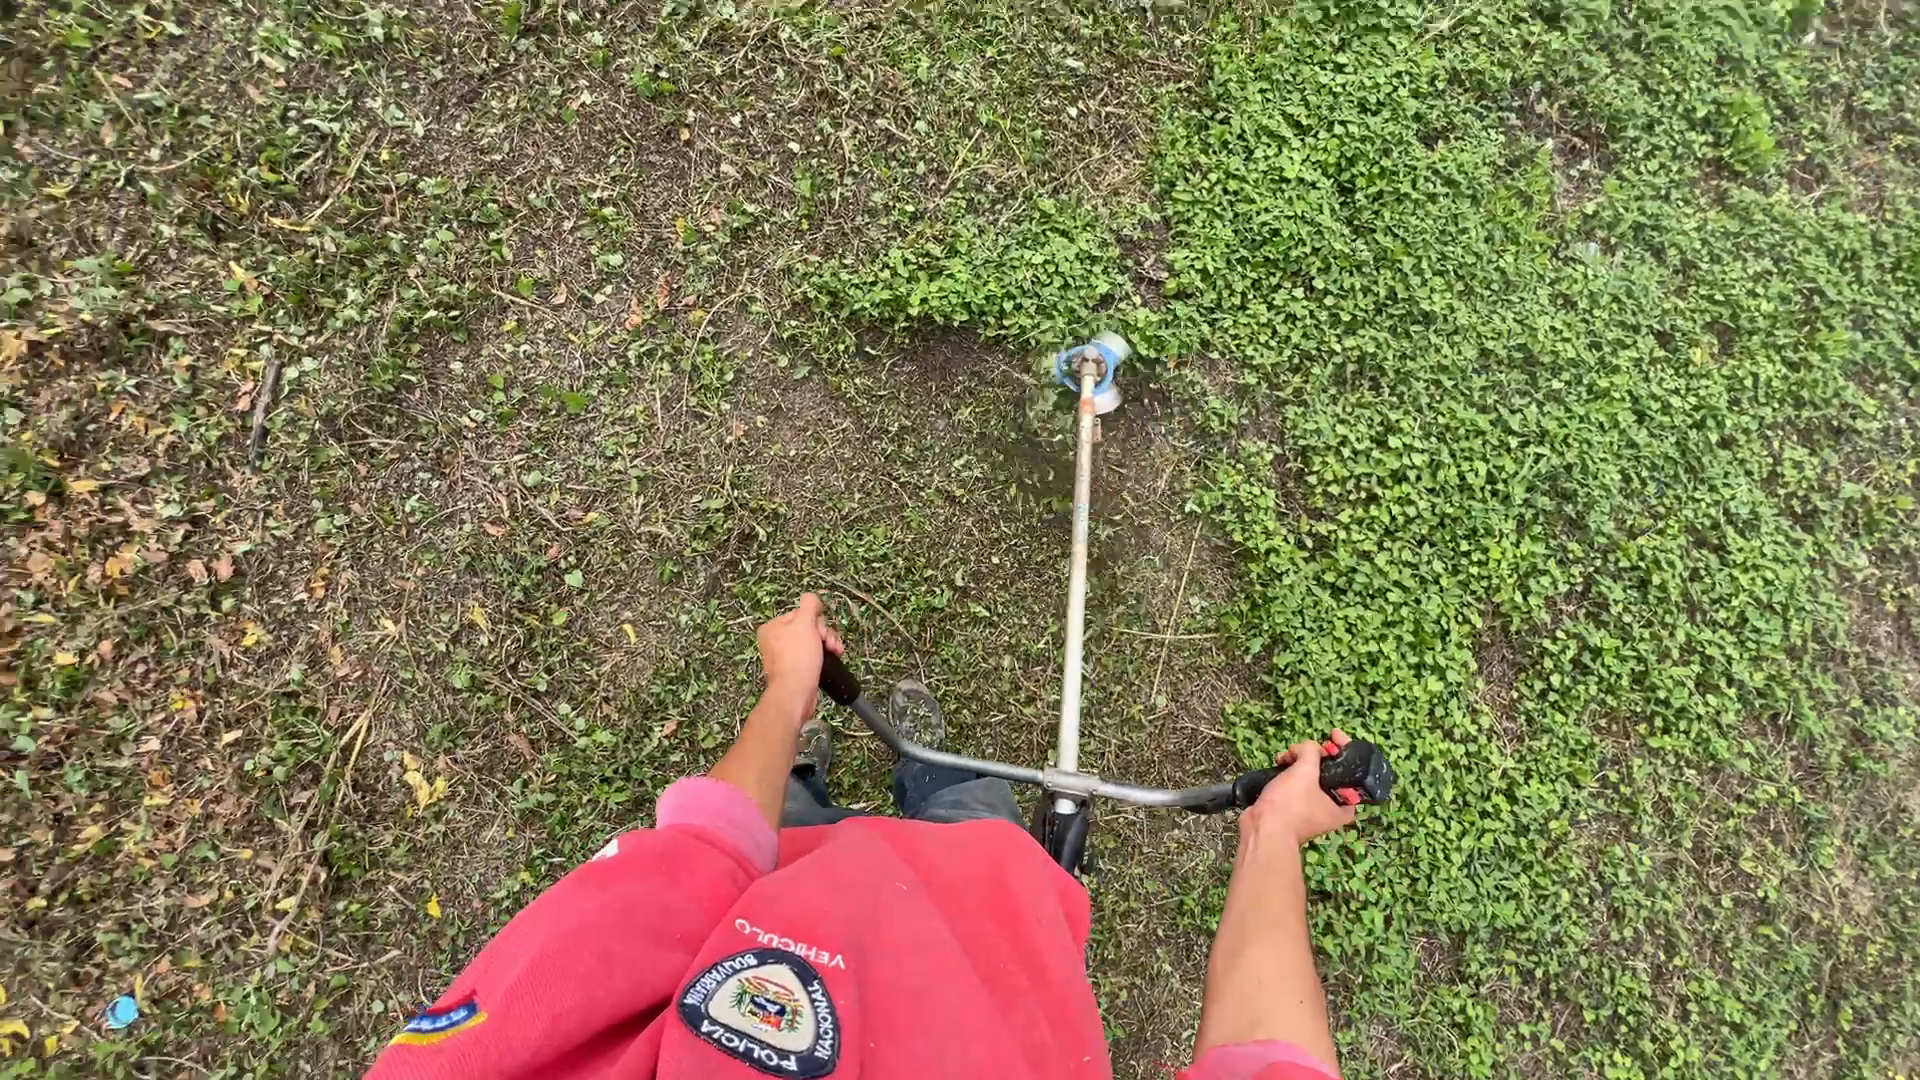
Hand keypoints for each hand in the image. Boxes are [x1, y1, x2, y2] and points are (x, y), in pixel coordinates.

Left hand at [754, 593, 843, 711]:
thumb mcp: (805, 623)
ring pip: (813, 641)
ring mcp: (785, 656)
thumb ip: (809, 604)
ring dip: (827, 645)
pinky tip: (828, 661)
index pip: (802, 614)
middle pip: (808, 627)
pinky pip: (811, 655)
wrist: (796, 693)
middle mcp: (776, 640)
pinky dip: (822, 657)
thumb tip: (813, 598)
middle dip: (824, 635)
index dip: (817, 622)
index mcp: (772, 627)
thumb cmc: (798, 658)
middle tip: (829, 645)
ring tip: (835, 653)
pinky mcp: (795, 668)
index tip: (822, 633)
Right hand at [1239, 729, 1358, 846]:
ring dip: (1298, 760)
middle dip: (1313, 754)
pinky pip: (1297, 782)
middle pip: (1329, 770)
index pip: (1352, 769)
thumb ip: (1311, 752)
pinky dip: (1289, 770)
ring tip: (1285, 756)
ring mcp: (1312, 806)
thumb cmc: (1291, 804)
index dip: (1343, 747)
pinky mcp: (1294, 805)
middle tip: (1301, 747)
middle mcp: (1332, 806)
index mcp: (1345, 804)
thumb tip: (1309, 746)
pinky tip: (1279, 763)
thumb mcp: (1305, 772)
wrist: (1264, 828)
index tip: (1332, 733)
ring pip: (1310, 774)